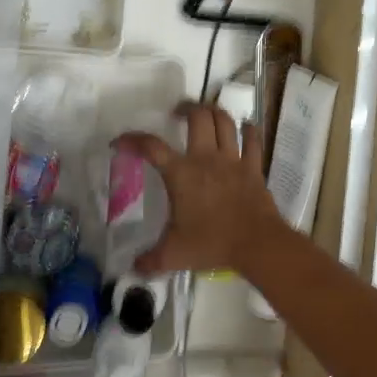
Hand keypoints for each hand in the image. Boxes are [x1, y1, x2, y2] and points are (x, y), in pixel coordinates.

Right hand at [115, 104, 286, 273]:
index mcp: (181, 174)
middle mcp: (206, 158)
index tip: (120, 142)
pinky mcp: (253, 167)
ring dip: (215, 112)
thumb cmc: (211, 244)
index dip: (133, 140)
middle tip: (178, 112)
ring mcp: (233, 160)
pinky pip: (253, 141)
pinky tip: (246, 126)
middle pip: (197, 118)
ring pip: (225, 122)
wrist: (256, 243)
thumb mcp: (174, 255)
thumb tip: (134, 269)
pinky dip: (249, 130)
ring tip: (206, 112)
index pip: (152, 147)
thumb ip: (151, 260)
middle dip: (186, 108)